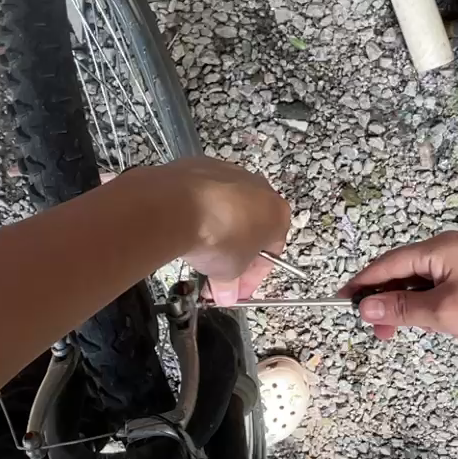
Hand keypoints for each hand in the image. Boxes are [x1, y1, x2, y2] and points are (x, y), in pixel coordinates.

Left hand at [152, 157, 290, 302]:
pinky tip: (186, 226)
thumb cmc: (217, 236)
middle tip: (217, 275)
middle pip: (249, 228)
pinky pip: (204, 194)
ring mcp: (230, 172)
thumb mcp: (229, 272)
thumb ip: (231, 284)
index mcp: (278, 214)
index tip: (237, 290)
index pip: (270, 253)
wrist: (179, 205)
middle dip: (234, 255)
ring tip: (198, 252)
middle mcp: (259, 187)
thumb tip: (226, 293)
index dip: (252, 277)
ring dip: (217, 230)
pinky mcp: (202, 165)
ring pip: (227, 208)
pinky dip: (198, 210)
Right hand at [339, 231, 457, 379]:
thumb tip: (365, 307)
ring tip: (391, 332)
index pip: (391, 262)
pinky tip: (418, 323)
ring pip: (421, 282)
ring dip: (403, 305)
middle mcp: (455, 249)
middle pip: (404, 270)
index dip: (364, 282)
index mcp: (445, 247)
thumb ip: (401, 308)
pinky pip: (439, 289)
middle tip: (370, 327)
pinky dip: (423, 306)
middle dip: (383, 297)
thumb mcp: (444, 314)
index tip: (341, 301)